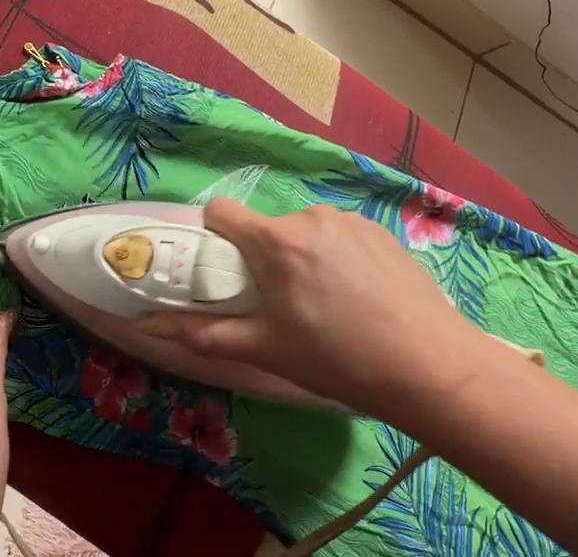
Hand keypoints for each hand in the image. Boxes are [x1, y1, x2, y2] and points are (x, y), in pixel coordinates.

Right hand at [140, 197, 487, 415]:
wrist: (431, 367)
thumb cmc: (337, 358)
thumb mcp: (264, 350)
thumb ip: (201, 334)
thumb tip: (147, 326)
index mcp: (273, 240)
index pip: (221, 211)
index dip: (215, 237)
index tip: (227, 273)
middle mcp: (308, 217)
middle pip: (266, 229)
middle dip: (264, 259)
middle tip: (283, 306)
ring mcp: (348, 220)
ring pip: (304, 232)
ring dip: (303, 258)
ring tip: (328, 306)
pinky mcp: (381, 230)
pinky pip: (340, 236)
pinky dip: (338, 258)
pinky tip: (360, 298)